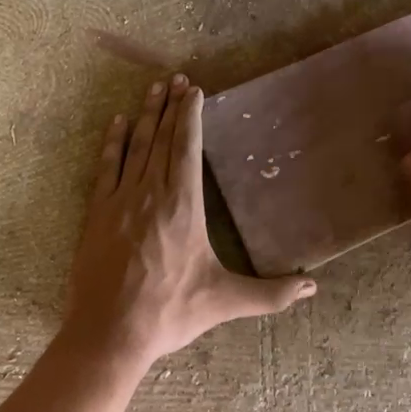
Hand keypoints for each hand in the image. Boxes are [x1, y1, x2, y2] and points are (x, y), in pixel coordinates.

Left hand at [63, 74, 315, 366]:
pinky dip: (113, 142)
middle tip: (176, 79)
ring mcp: (121, 200)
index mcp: (184, 204)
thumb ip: (271, 294)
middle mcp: (152, 192)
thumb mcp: (225, 301)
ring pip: (136, 146)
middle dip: (171, 106)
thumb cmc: (170, 312)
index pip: (187, 146)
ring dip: (146, 115)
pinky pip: (107, 167)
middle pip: (163, 137)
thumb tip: (312, 286)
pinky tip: (118, 124)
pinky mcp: (98, 213)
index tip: (194, 90)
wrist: (110, 332)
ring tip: (153, 89)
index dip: (190, 115)